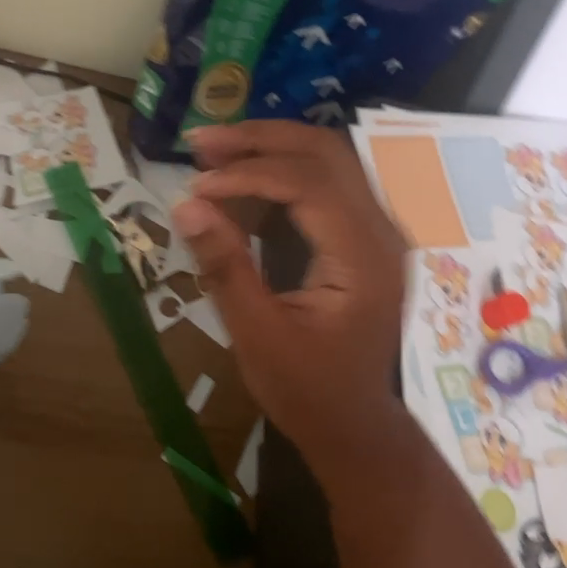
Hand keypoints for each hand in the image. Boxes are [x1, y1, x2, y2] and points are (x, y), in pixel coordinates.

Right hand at [174, 122, 410, 474]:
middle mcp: (380, 231)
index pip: (308, 184)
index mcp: (362, 258)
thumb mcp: (257, 335)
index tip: (198, 185)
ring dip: (269, 148)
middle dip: (259, 140)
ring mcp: (377, 231)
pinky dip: (280, 171)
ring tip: (212, 153)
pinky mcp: (363, 237)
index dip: (248, 174)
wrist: (355, 427)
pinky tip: (239, 182)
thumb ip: (226, 267)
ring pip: (328, 159)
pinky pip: (325, 182)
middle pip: (324, 152)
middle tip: (200, 142)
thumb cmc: (308, 391)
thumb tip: (186, 206)